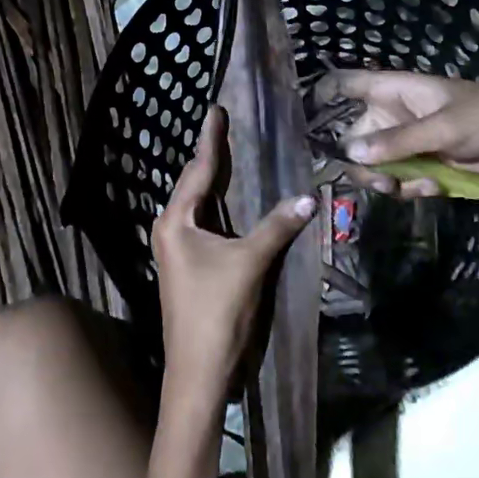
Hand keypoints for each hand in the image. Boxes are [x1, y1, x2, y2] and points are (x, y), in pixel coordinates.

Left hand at [151, 107, 315, 393]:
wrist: (199, 367)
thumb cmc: (218, 310)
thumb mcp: (249, 263)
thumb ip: (277, 227)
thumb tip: (308, 196)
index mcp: (177, 221)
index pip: (198, 170)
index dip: (211, 139)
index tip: (215, 110)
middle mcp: (170, 229)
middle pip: (193, 184)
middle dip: (210, 156)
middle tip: (223, 126)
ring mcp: (177, 248)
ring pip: (198, 205)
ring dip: (213, 181)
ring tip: (227, 154)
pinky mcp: (188, 264)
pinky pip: (203, 222)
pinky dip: (218, 206)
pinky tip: (229, 202)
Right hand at [314, 69, 478, 193]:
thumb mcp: (443, 127)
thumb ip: (398, 142)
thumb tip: (351, 153)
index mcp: (393, 91)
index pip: (346, 84)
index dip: (321, 95)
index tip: (303, 121)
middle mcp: (392, 115)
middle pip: (355, 139)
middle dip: (363, 164)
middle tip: (381, 182)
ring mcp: (406, 142)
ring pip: (374, 165)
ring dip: (386, 181)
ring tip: (410, 188)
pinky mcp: (420, 164)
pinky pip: (397, 180)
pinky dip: (410, 188)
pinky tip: (434, 188)